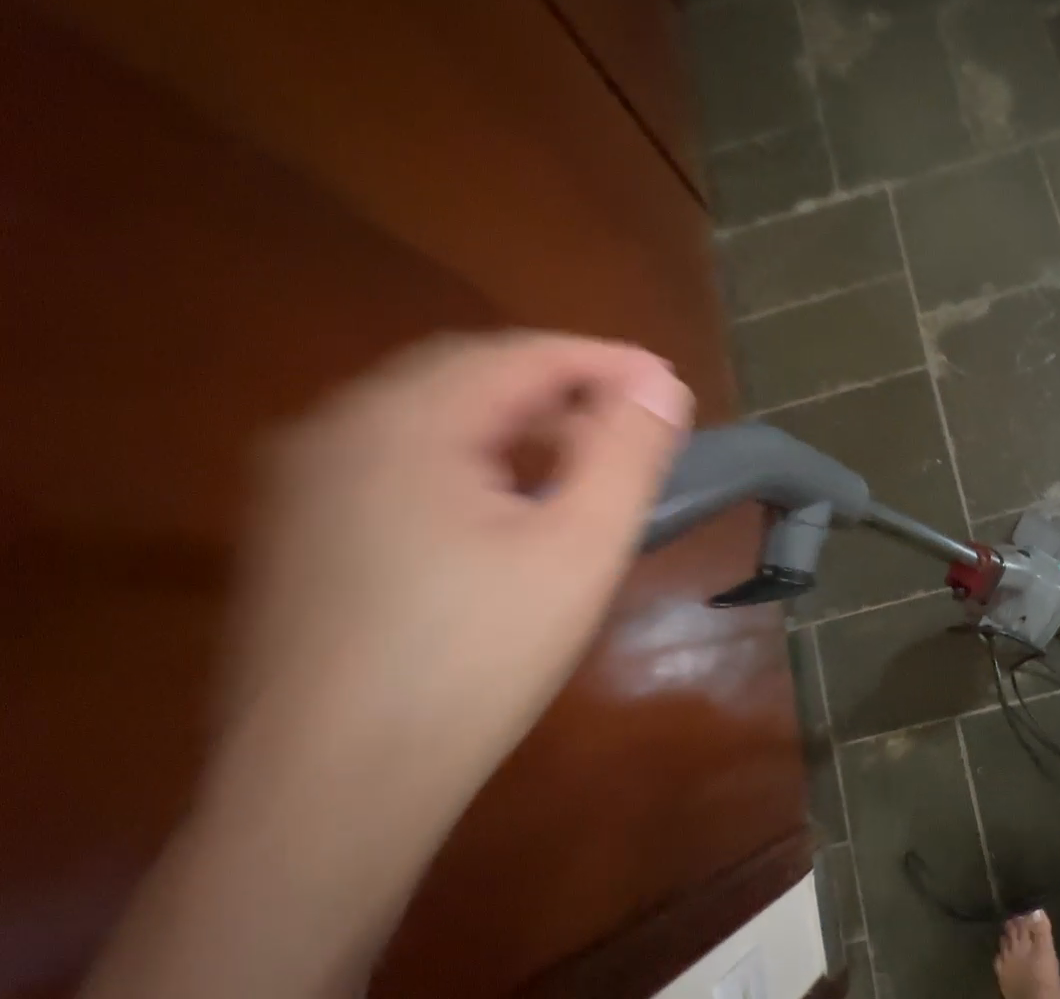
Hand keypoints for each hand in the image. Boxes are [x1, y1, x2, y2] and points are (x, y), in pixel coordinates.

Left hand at [78, 332, 693, 998]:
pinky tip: (505, 502)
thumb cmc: (474, 663)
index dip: (608, 362)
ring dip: (516, 418)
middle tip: (634, 419)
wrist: (331, 795)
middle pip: (471, 373)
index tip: (671, 388)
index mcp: (404, 422)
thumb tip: (661, 384)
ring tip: (581, 456)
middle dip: (562, 384)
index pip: (523, 355)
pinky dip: (469, 454)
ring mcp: (303, 481)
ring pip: (431, 415)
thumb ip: (628, 453)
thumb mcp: (579, 550)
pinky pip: (398, 457)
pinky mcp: (297, 530)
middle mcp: (337, 429)